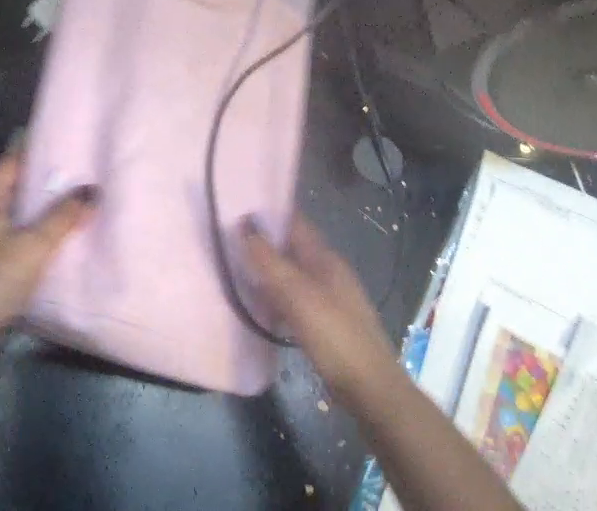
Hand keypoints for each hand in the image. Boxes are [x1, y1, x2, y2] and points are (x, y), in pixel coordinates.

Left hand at [0, 138, 95, 355]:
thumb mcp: (34, 247)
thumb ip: (62, 217)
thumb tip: (91, 189)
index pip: (8, 161)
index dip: (30, 151)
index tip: (54, 143)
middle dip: (19, 176)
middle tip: (50, 178)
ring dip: (11, 202)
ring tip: (40, 208)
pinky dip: (2, 224)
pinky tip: (17, 240)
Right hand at [241, 218, 398, 400]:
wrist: (370, 390)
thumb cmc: (335, 336)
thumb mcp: (298, 295)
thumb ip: (269, 261)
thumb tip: (243, 223)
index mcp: (326, 259)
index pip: (295, 222)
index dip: (268, 211)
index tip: (235, 205)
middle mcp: (329, 273)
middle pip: (291, 248)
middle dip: (263, 241)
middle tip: (226, 237)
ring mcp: (329, 299)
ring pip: (291, 274)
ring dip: (267, 270)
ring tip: (234, 266)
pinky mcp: (325, 324)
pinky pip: (293, 299)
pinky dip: (275, 296)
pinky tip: (257, 304)